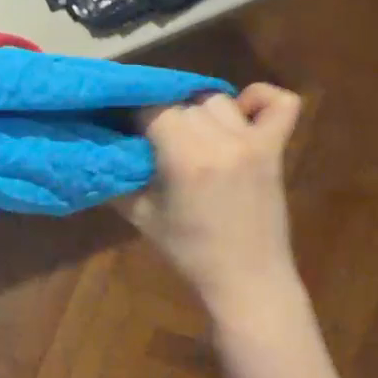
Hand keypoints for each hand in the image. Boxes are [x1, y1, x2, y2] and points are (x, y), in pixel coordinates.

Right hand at [117, 84, 303, 313]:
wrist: (245, 277)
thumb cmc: (187, 251)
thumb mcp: (140, 216)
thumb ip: (118, 179)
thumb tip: (98, 150)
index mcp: (187, 160)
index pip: (154, 110)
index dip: (135, 118)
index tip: (125, 134)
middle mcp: (223, 143)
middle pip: (183, 104)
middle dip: (162, 118)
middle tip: (152, 142)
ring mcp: (254, 143)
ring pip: (217, 101)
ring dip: (197, 112)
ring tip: (188, 136)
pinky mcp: (277, 149)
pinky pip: (279, 103)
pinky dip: (257, 100)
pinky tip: (239, 115)